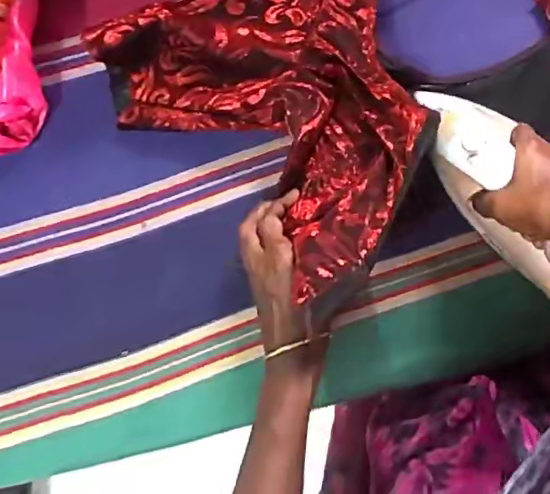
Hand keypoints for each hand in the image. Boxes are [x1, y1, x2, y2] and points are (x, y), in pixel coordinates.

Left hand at [238, 190, 312, 353]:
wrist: (293, 354)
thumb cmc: (300, 313)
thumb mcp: (294, 271)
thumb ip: (285, 243)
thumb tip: (284, 217)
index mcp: (267, 259)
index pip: (264, 221)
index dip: (277, 204)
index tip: (296, 194)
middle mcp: (258, 265)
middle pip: (249, 230)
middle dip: (262, 211)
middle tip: (283, 201)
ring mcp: (261, 278)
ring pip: (252, 242)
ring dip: (263, 224)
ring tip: (284, 215)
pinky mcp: (268, 289)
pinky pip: (261, 254)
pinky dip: (269, 240)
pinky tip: (288, 241)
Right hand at [470, 124, 549, 244]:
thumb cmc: (540, 206)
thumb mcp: (503, 208)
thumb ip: (485, 202)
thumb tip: (477, 200)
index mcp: (531, 147)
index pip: (519, 130)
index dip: (510, 139)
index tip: (504, 154)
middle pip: (536, 151)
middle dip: (527, 166)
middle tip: (517, 187)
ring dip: (546, 182)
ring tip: (537, 207)